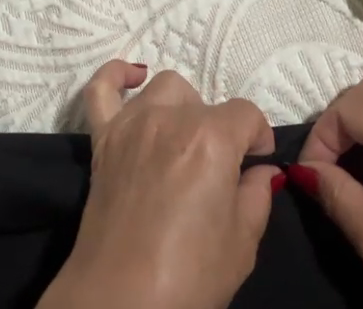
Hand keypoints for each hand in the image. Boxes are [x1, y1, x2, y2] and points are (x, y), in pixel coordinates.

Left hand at [37, 61, 281, 308]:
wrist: (120, 300)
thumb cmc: (190, 276)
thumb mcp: (243, 242)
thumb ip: (257, 195)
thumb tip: (261, 170)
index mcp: (212, 138)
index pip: (247, 114)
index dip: (258, 137)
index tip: (256, 162)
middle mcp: (171, 118)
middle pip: (205, 102)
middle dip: (220, 130)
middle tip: (218, 170)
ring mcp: (132, 124)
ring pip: (164, 88)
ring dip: (181, 106)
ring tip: (185, 140)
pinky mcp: (102, 138)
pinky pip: (101, 88)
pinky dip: (116, 75)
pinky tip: (132, 77)